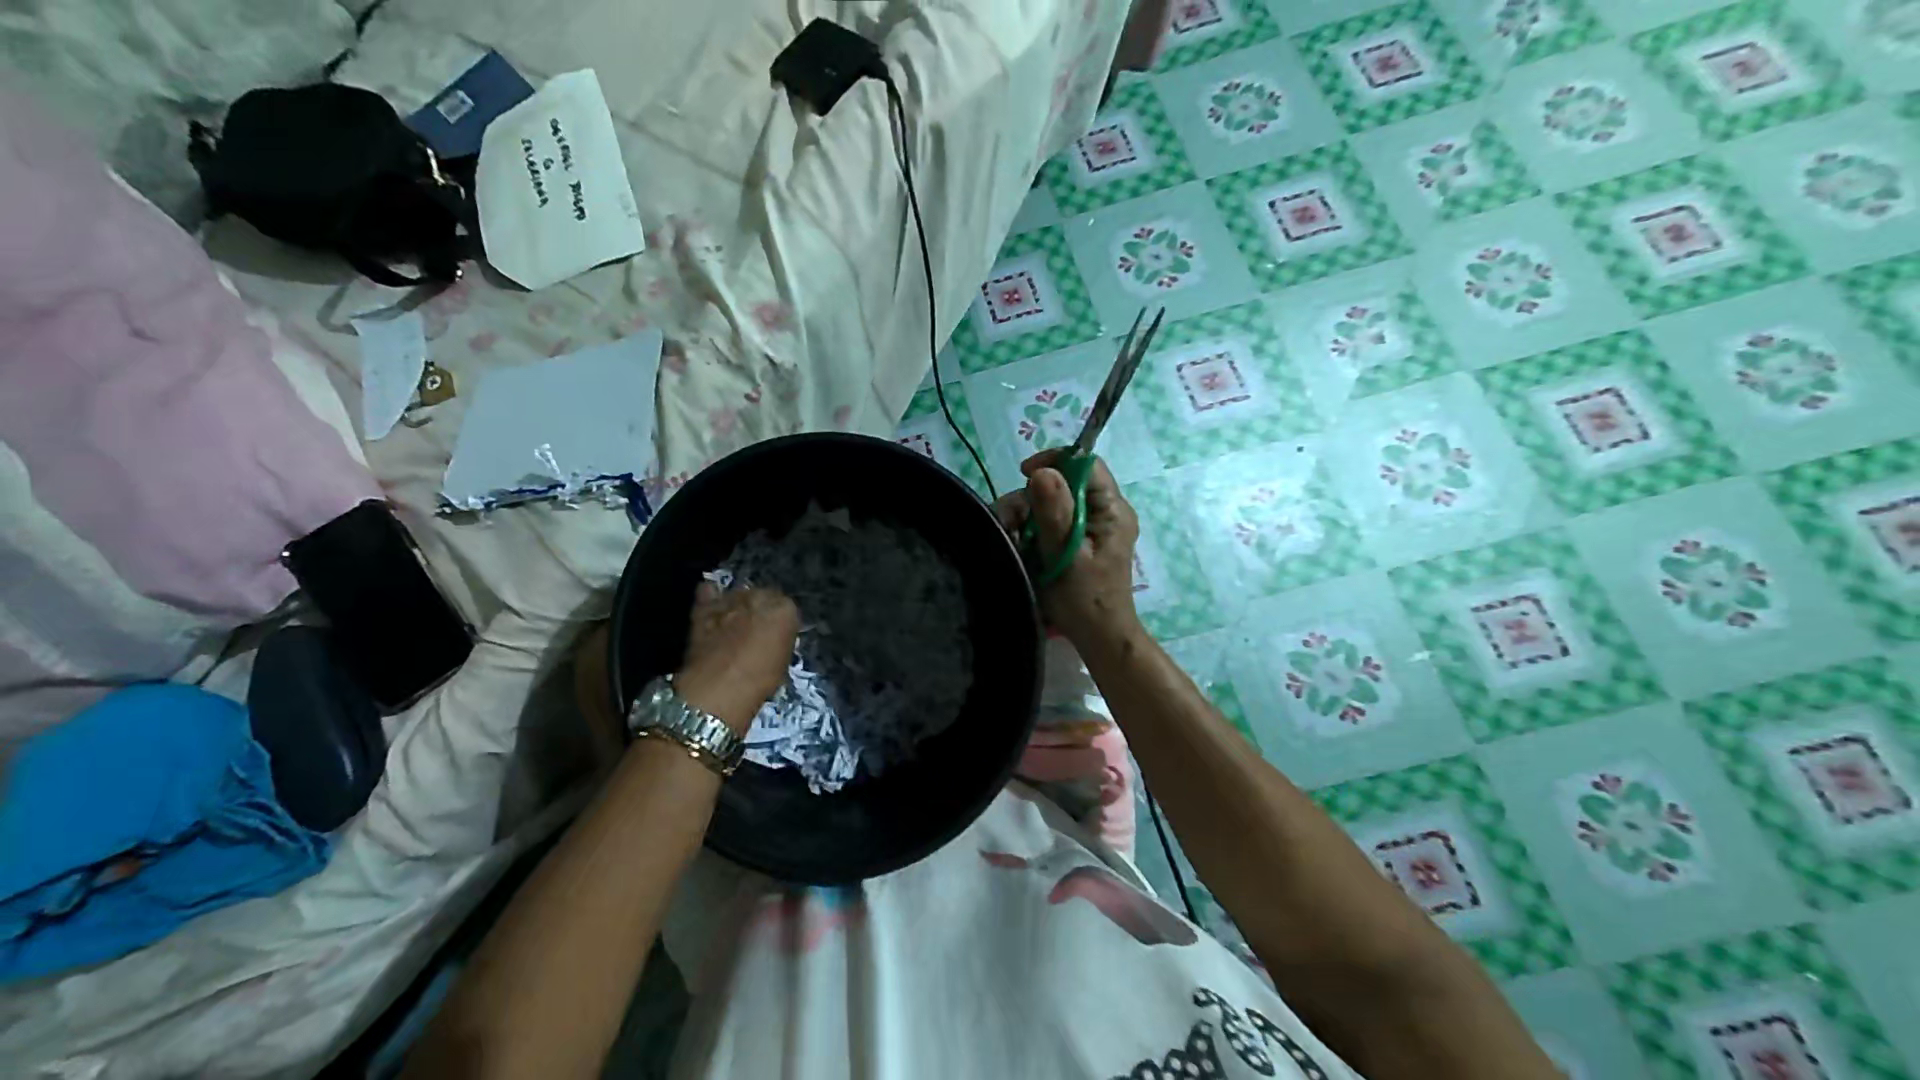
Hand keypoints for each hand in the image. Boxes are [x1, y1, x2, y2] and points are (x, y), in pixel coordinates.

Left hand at [674, 582, 798, 735]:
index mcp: (784, 609)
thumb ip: (780, 639)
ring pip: (737, 594)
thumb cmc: (759, 680)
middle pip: (762, 595)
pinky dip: (711, 598)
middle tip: (754, 630)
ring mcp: (730, 599)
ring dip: (737, 606)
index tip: (775, 634)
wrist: (718, 687)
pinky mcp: (704, 607)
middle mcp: (759, 597)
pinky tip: (712, 609)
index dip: (780, 621)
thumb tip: (773, 636)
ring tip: (732, 624)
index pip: (786, 606)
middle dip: (760, 609)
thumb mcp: (784, 660)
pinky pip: (708, 592)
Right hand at [993, 450, 1143, 648]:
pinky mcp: (1077, 541)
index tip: (1024, 475)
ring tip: (1010, 538)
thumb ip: (1055, 513)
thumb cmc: (1086, 599)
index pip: (1085, 464)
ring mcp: (1091, 527)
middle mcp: (1104, 512)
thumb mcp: (1067, 554)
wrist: (1098, 637)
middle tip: (1009, 523)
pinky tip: (1020, 546)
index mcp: (1112, 510)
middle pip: (1062, 483)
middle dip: (1031, 499)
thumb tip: (1042, 471)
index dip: (1055, 462)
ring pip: (1051, 503)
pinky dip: (1032, 531)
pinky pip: (1051, 522)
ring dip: (1026, 517)